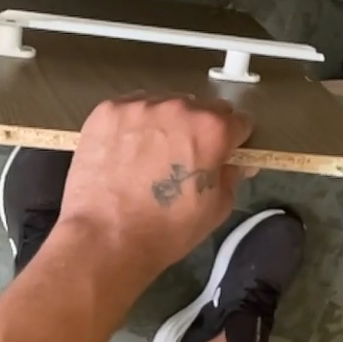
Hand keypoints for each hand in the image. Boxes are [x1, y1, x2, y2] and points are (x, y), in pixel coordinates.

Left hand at [58, 93, 252, 281]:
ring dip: (165, 123)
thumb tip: (235, 162)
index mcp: (212, 129)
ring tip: (150, 156)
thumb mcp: (215, 209)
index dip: (233, 140)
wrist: (104, 237)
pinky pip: (131, 109)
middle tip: (183, 160)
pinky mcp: (108, 111)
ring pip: (164, 104)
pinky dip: (133, 125)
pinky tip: (125, 152)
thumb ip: (232, 176)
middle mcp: (178, 107)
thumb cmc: (164, 230)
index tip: (223, 153)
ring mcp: (140, 106)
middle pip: (200, 108)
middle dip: (198, 129)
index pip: (237, 120)